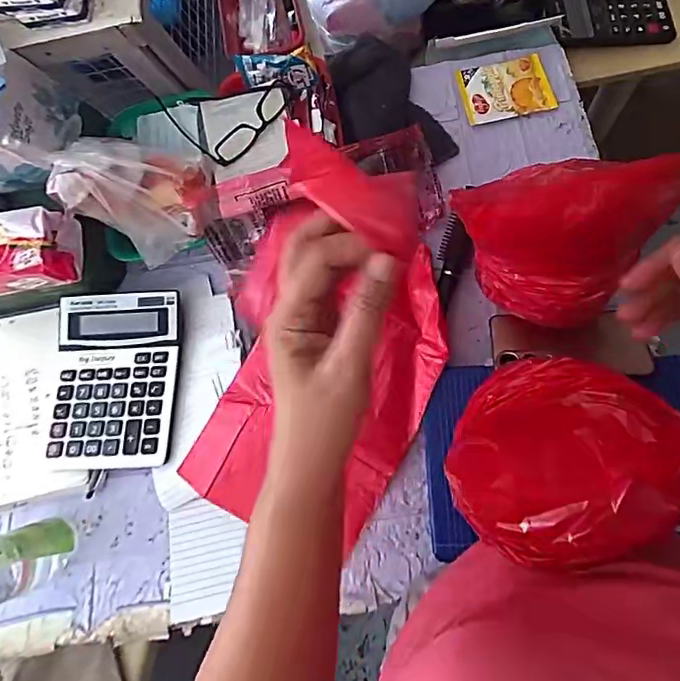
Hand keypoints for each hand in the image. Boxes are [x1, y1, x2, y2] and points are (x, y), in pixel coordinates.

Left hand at [265, 214, 398, 484]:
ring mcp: (302, 315)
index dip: (352, 245)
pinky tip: (375, 264)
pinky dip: (352, 267)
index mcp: (288, 316)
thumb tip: (387, 260)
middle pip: (303, 248)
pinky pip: (332, 283)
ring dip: (344, 243)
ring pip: (316, 262)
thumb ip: (368, 311)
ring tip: (380, 233)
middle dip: (336, 226)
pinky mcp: (317, 325)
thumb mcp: (350, 366)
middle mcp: (289, 307)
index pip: (317, 260)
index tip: (391, 245)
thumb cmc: (325, 423)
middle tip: (378, 216)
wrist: (310, 463)